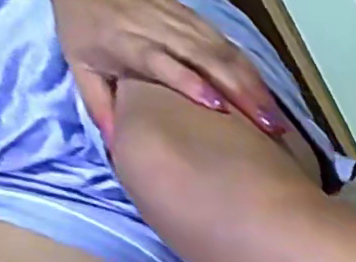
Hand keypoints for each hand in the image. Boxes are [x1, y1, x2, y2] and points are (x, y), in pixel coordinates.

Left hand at [51, 0, 288, 141]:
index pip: (160, 59)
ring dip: (253, 86)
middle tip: (268, 126)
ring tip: (276, 120)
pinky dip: (251, 73)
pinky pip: (227, 44)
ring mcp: (176, 19)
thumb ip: (101, 108)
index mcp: (123, 40)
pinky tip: (269, 98)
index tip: (218, 107)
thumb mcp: (80, 68)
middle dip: (239, 91)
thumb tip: (120, 151)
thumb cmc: (85, 33)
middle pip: (203, 58)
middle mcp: (152, 25)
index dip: (189, 81)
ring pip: (221, 51)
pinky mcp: (192, 17)